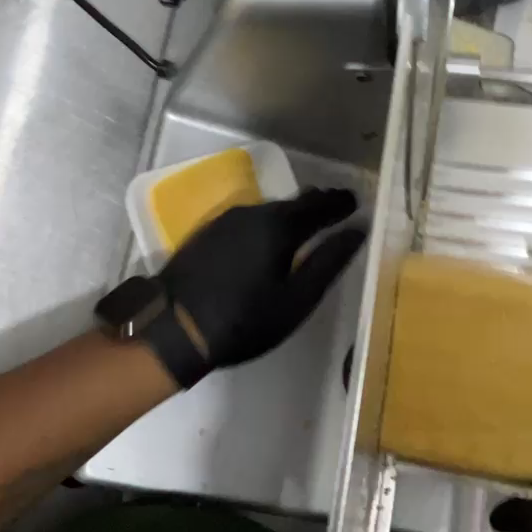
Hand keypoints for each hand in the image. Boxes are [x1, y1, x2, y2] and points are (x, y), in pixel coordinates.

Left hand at [148, 188, 365, 387]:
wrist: (173, 328)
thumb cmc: (243, 320)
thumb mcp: (296, 299)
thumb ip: (328, 262)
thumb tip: (358, 230)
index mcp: (279, 225)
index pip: (320, 204)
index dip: (341, 203)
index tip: (357, 203)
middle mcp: (252, 212)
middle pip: (293, 203)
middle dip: (317, 204)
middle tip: (337, 208)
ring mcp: (225, 220)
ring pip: (269, 210)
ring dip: (291, 214)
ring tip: (307, 224)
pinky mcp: (207, 232)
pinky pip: (249, 219)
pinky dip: (267, 224)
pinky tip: (269, 239)